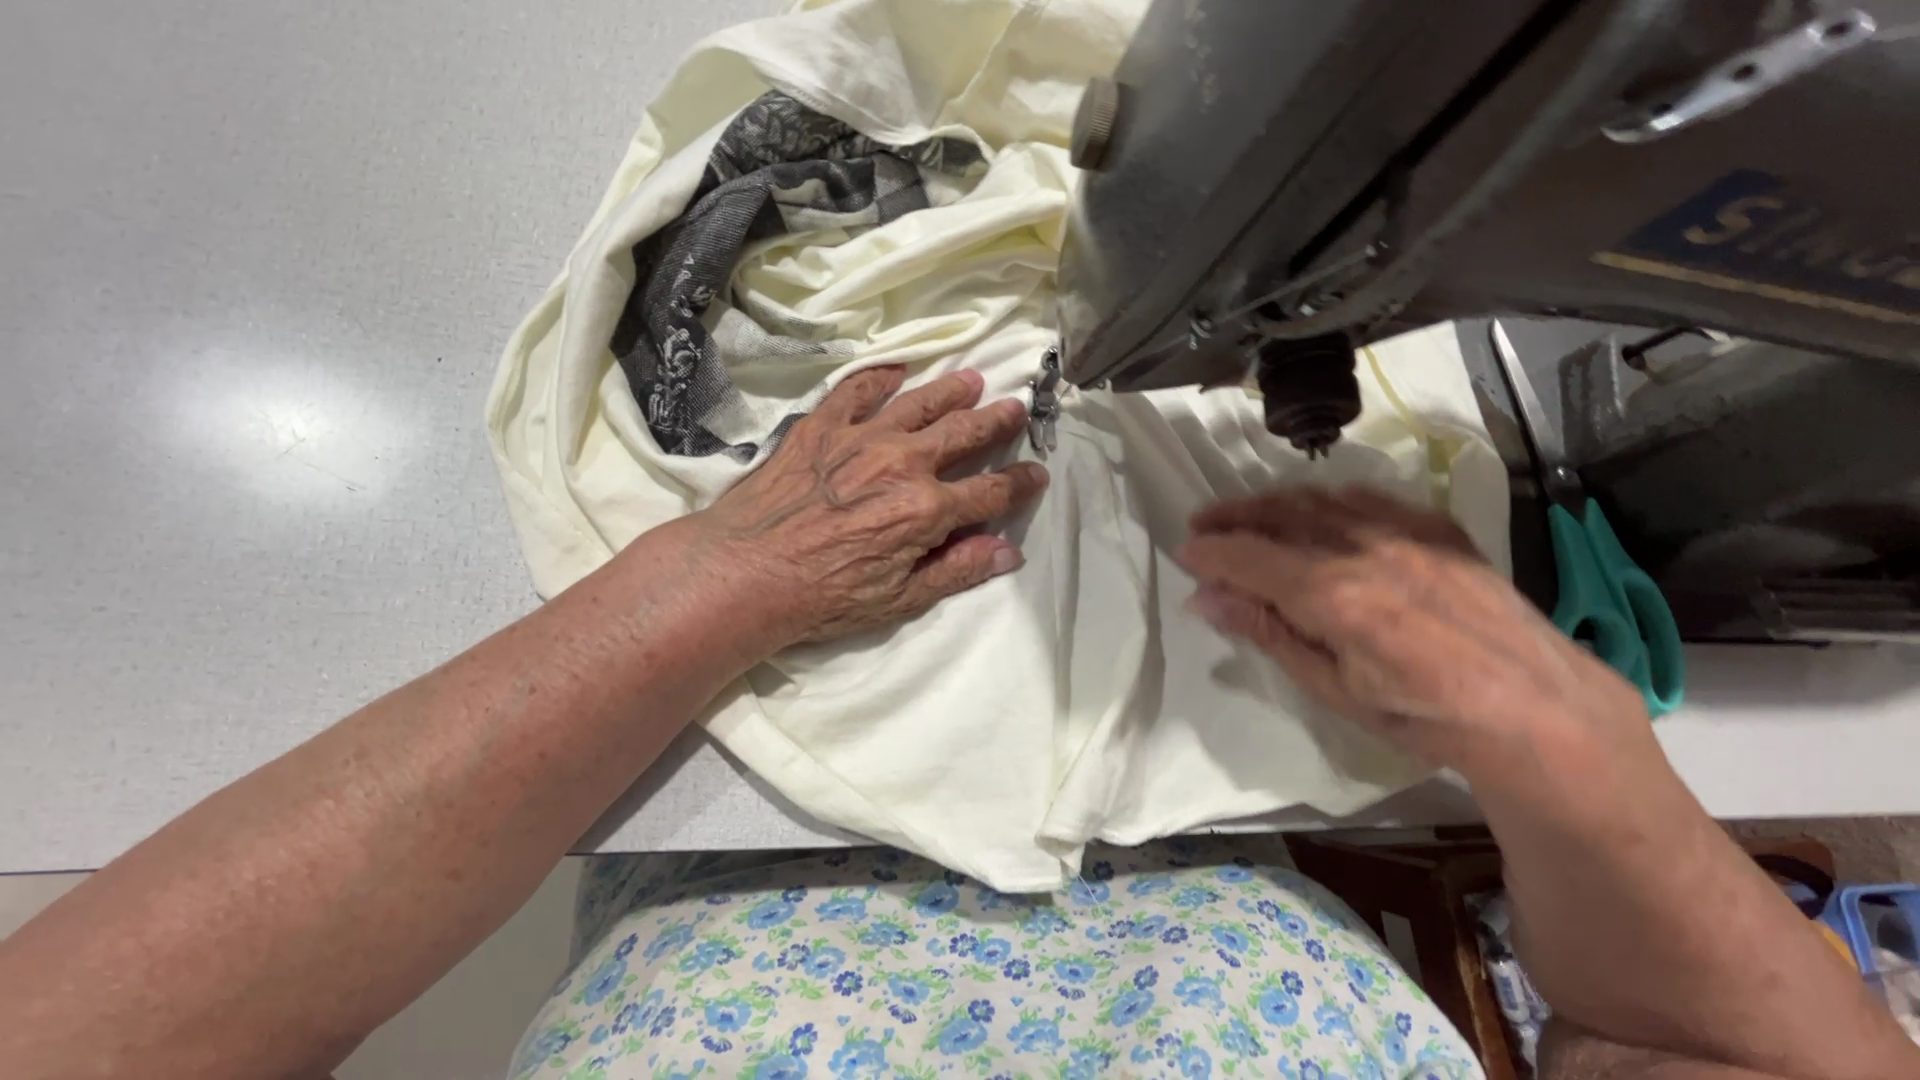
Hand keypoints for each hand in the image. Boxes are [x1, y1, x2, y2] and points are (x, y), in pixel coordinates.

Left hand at [687, 366, 1046, 647]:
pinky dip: (879, 377)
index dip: (1019, 484)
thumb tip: (1010, 552)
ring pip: (919, 403)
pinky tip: (894, 370)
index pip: (990, 492)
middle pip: (963, 434)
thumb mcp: (899, 599)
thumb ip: (957, 570)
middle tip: (1015, 408)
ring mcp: (861, 437)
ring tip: (972, 379)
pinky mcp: (822, 426)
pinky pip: (857, 390)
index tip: (1037, 474)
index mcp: (926, 509)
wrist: (744, 570)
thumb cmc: (823, 596)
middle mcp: (903, 462)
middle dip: (996, 422)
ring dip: (951, 391)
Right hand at [1176, 485, 1649, 779]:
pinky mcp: (1438, 527)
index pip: (1248, 557)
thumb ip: (1267, 633)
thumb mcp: (1332, 688)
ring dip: (1275, 504)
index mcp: (1333, 594)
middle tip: (1202, 526)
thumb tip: (1204, 600)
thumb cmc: (1422, 714)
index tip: (1182, 554)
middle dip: (1232, 518)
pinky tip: (1318, 511)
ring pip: (1320, 500)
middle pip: (1279, 516)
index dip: (1209, 553)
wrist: (1534, 709)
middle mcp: (1363, 547)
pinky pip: (1369, 498)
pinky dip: (1329, 500)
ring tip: (1249, 516)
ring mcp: (1405, 531)